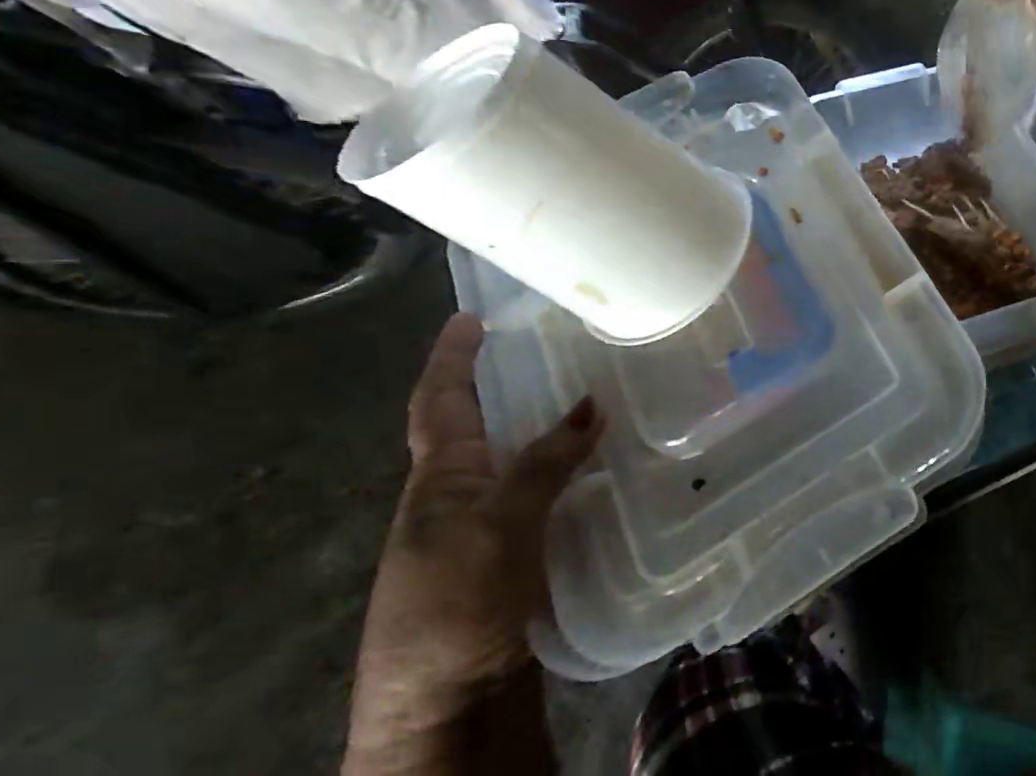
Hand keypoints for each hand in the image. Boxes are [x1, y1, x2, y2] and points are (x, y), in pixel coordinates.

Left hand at [343, 313, 600, 773]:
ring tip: (583, 399)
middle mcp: (456, 502)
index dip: (452, 357)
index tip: (469, 316)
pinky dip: (561, 478)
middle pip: (473, 429)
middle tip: (540, 350)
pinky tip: (597, 476)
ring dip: (538, 431)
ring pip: (512, 466)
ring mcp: (484, 536)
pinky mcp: (512, 567)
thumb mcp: (496, 527)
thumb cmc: (454, 610)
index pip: (439, 402)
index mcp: (438, 482)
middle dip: (496, 386)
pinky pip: (537, 503)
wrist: (447, 719)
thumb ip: (543, 465)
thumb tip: (591, 404)